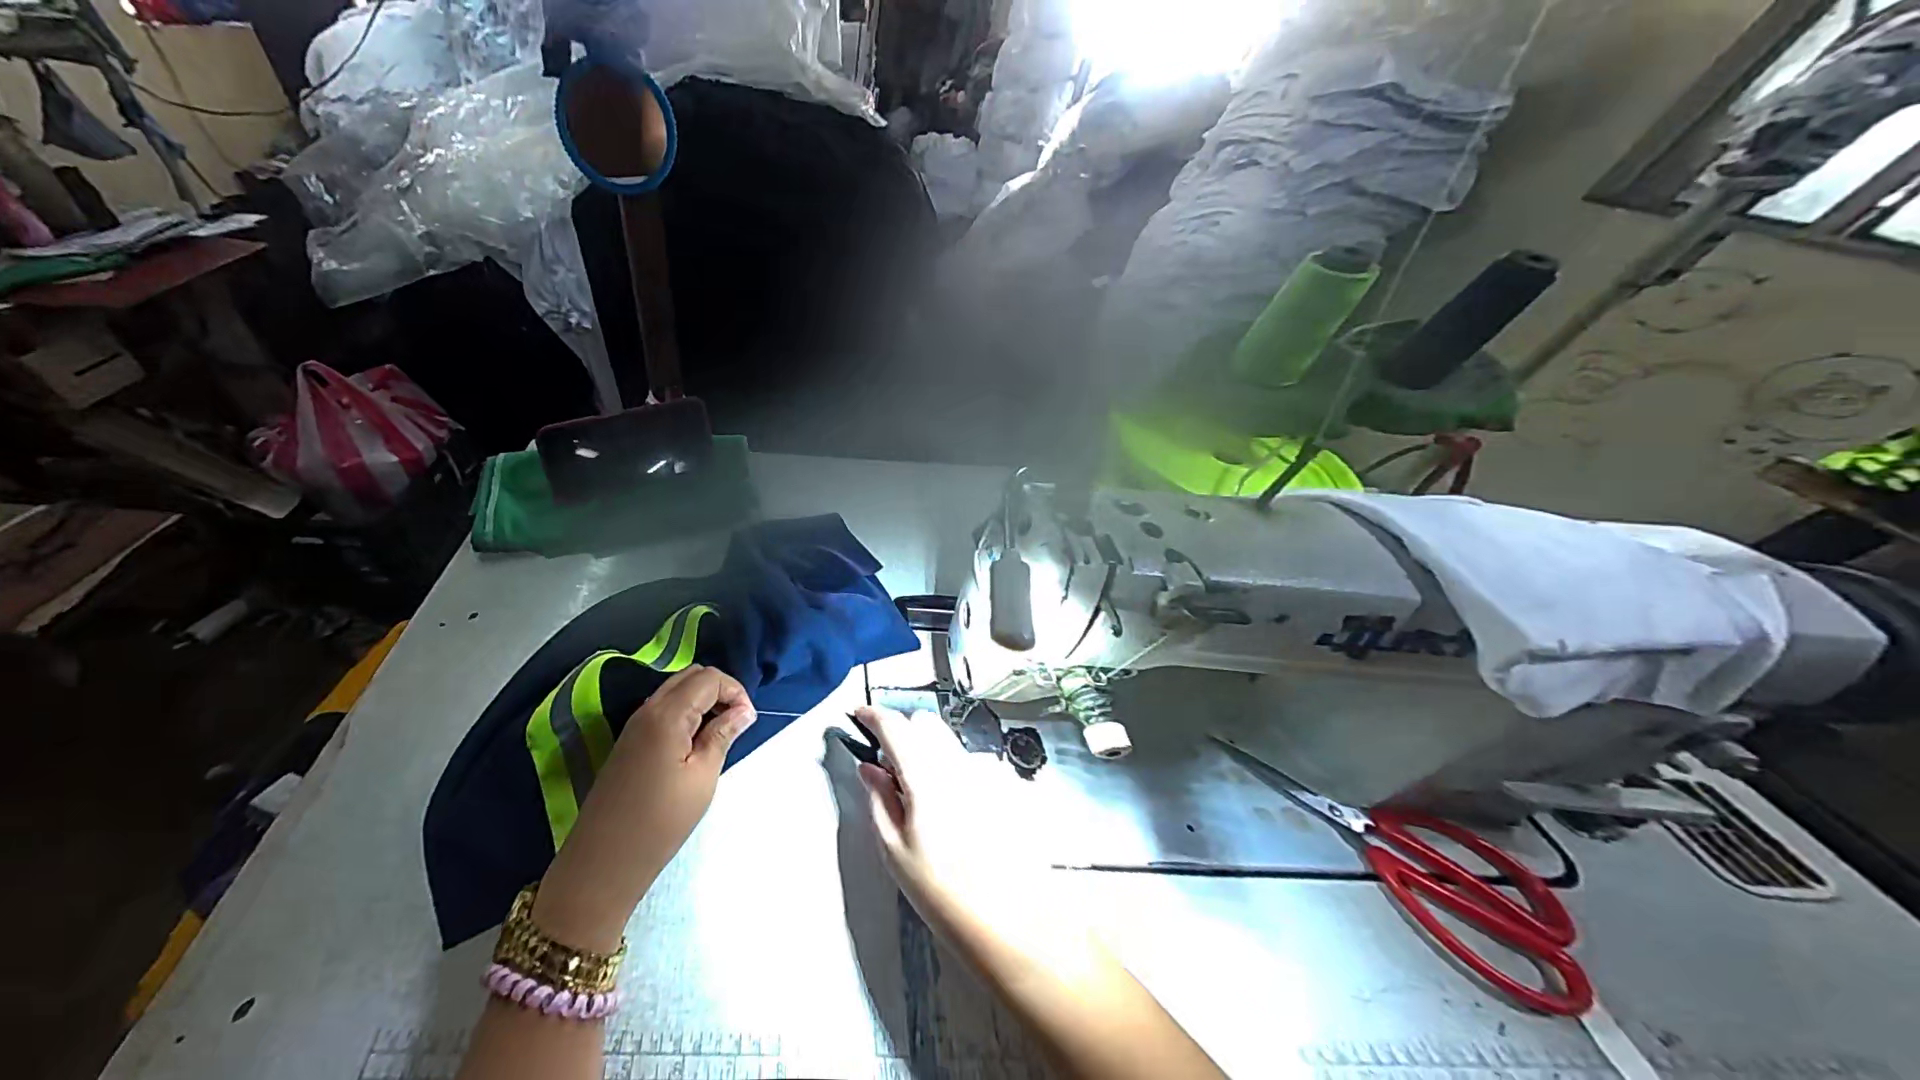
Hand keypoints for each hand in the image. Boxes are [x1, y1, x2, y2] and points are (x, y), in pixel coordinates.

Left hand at [534, 665, 756, 950]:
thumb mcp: (703, 777)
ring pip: (675, 690)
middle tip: (736, 722)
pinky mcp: (628, 742)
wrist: (603, 862)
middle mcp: (647, 711)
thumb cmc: (660, 821)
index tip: (746, 721)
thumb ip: (722, 735)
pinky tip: (695, 743)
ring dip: (702, 700)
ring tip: (719, 734)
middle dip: (720, 690)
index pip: (709, 678)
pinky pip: (663, 709)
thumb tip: (743, 711)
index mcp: (666, 715)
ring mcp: (633, 726)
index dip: (735, 691)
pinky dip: (686, 713)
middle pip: (690, 676)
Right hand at [853, 705, 1043, 934]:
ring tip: (919, 791)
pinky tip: (949, 804)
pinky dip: (950, 766)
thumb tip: (870, 768)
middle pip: (925, 722)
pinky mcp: (1002, 784)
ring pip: (947, 738)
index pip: (896, 727)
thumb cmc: (942, 889)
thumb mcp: (894, 850)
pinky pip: (968, 759)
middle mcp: (958, 765)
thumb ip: (879, 798)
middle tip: (888, 764)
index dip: (873, 716)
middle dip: (903, 731)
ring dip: (927, 747)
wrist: (1006, 916)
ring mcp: (984, 772)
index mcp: (926, 778)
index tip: (860, 715)